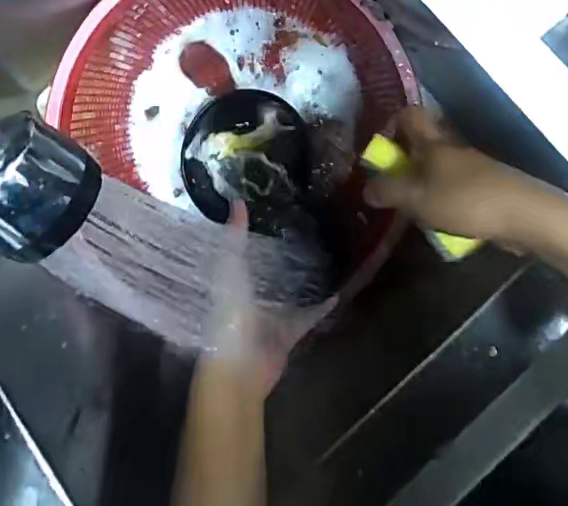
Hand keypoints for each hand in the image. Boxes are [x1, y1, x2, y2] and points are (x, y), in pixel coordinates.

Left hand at [203, 202, 332, 393]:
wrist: (239, 366)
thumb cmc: (229, 314)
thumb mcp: (230, 269)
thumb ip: (235, 238)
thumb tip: (238, 201)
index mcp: (234, 280)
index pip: (244, 252)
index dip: (254, 233)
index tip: (270, 209)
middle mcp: (252, 296)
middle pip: (269, 271)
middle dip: (282, 254)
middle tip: (305, 228)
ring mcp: (271, 316)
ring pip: (290, 293)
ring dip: (303, 280)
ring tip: (324, 255)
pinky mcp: (288, 333)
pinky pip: (309, 316)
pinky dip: (322, 307)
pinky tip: (337, 293)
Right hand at [361, 106, 555, 244]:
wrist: (526, 215)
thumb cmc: (465, 200)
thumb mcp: (417, 199)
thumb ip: (388, 192)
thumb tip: (366, 188)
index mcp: (432, 142)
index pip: (409, 115)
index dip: (392, 124)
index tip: (382, 148)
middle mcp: (452, 148)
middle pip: (424, 143)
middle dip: (407, 162)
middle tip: (395, 185)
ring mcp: (474, 167)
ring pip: (441, 167)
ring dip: (427, 183)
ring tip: (418, 209)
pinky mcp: (489, 187)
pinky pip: (458, 187)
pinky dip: (447, 200)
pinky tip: (446, 222)